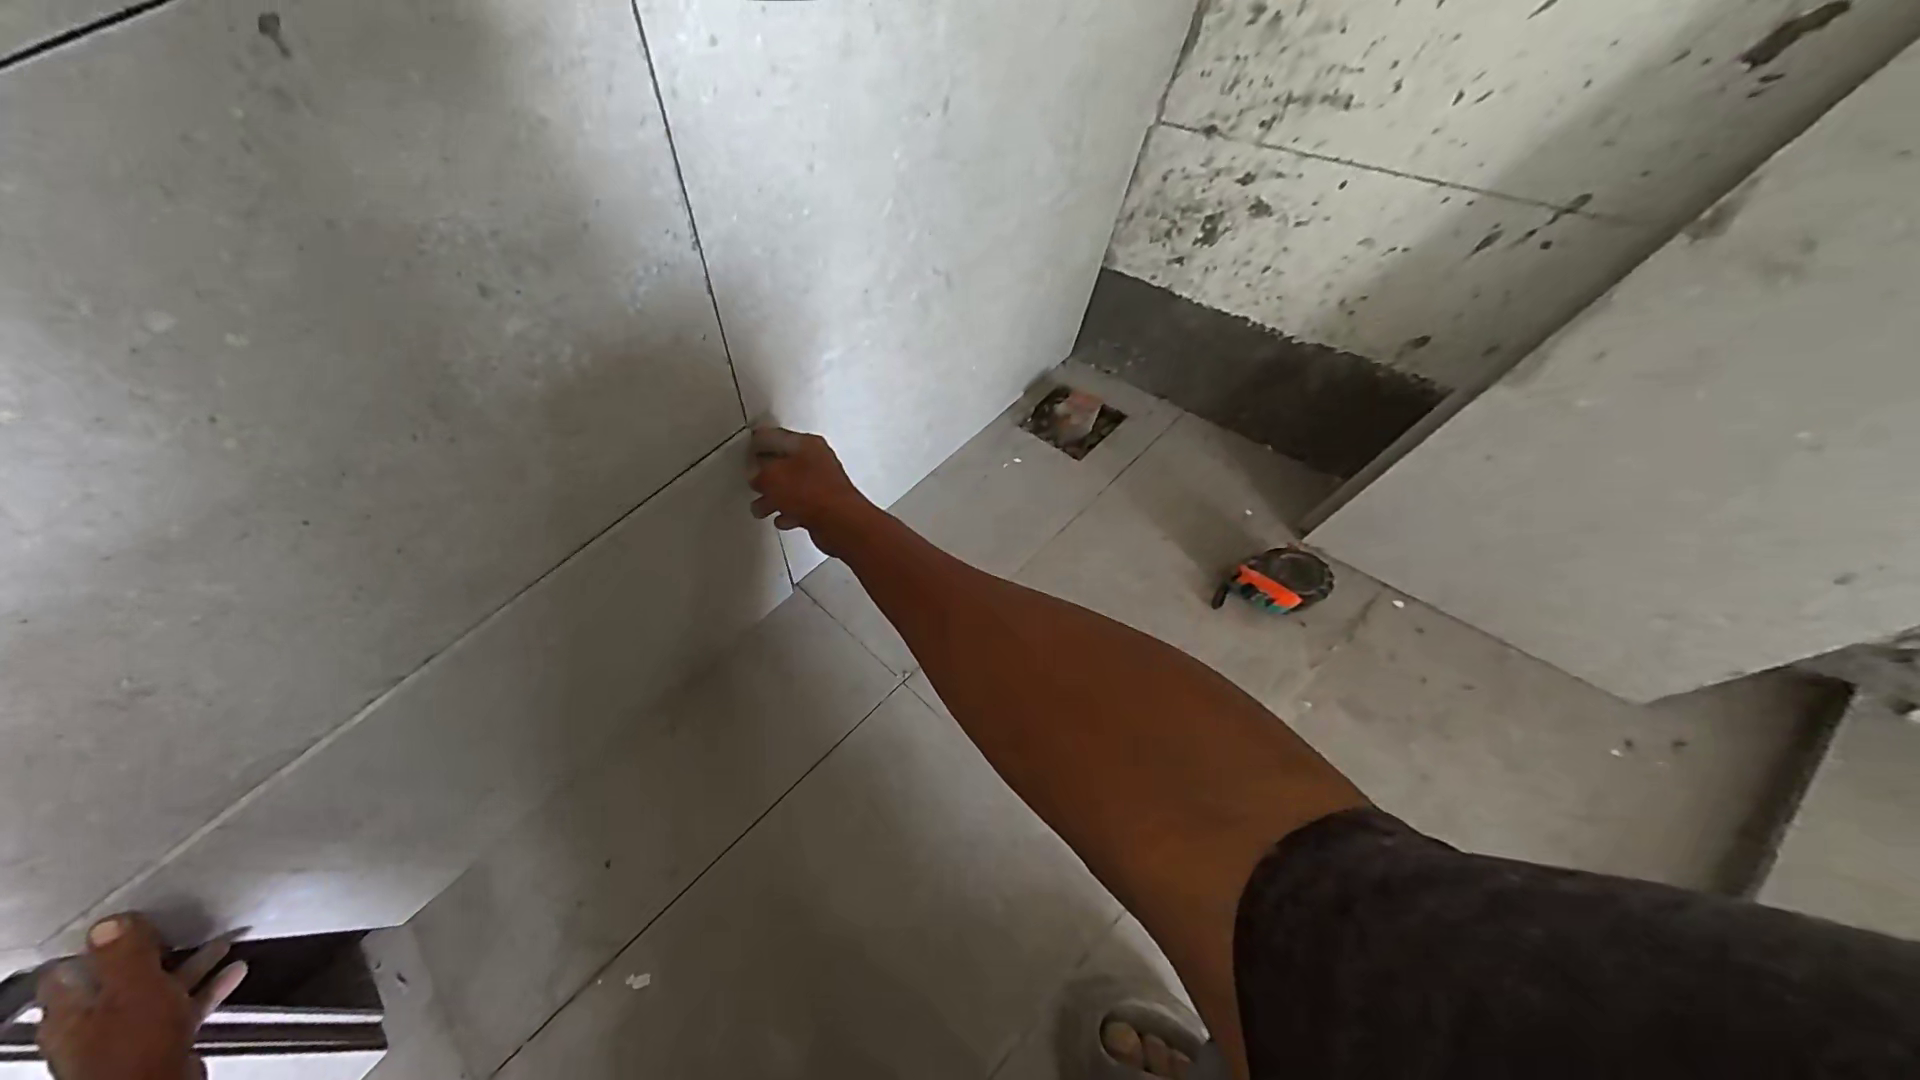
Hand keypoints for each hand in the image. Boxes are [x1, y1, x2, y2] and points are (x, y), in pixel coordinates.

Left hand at [36, 914, 247, 1079]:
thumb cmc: (134, 1044)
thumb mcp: (133, 990)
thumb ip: (124, 956)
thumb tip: (111, 922)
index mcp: (73, 1012)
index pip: (71, 970)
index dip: (96, 943)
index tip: (127, 919)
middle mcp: (94, 1023)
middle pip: (122, 978)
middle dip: (155, 950)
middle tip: (180, 925)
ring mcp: (128, 1034)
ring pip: (159, 989)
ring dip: (190, 964)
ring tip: (223, 943)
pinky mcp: (161, 1040)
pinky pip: (186, 1004)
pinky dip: (210, 985)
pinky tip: (234, 971)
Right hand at [748, 427, 878, 556]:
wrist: (840, 522)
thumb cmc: (813, 494)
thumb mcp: (771, 477)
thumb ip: (759, 474)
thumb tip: (757, 478)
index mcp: (807, 444)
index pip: (776, 436)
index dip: (758, 442)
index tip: (748, 446)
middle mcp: (818, 461)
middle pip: (785, 463)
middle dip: (765, 474)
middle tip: (753, 479)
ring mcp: (823, 484)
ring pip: (792, 487)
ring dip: (775, 497)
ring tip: (760, 508)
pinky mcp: (826, 506)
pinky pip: (802, 506)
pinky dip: (791, 511)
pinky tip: (782, 519)